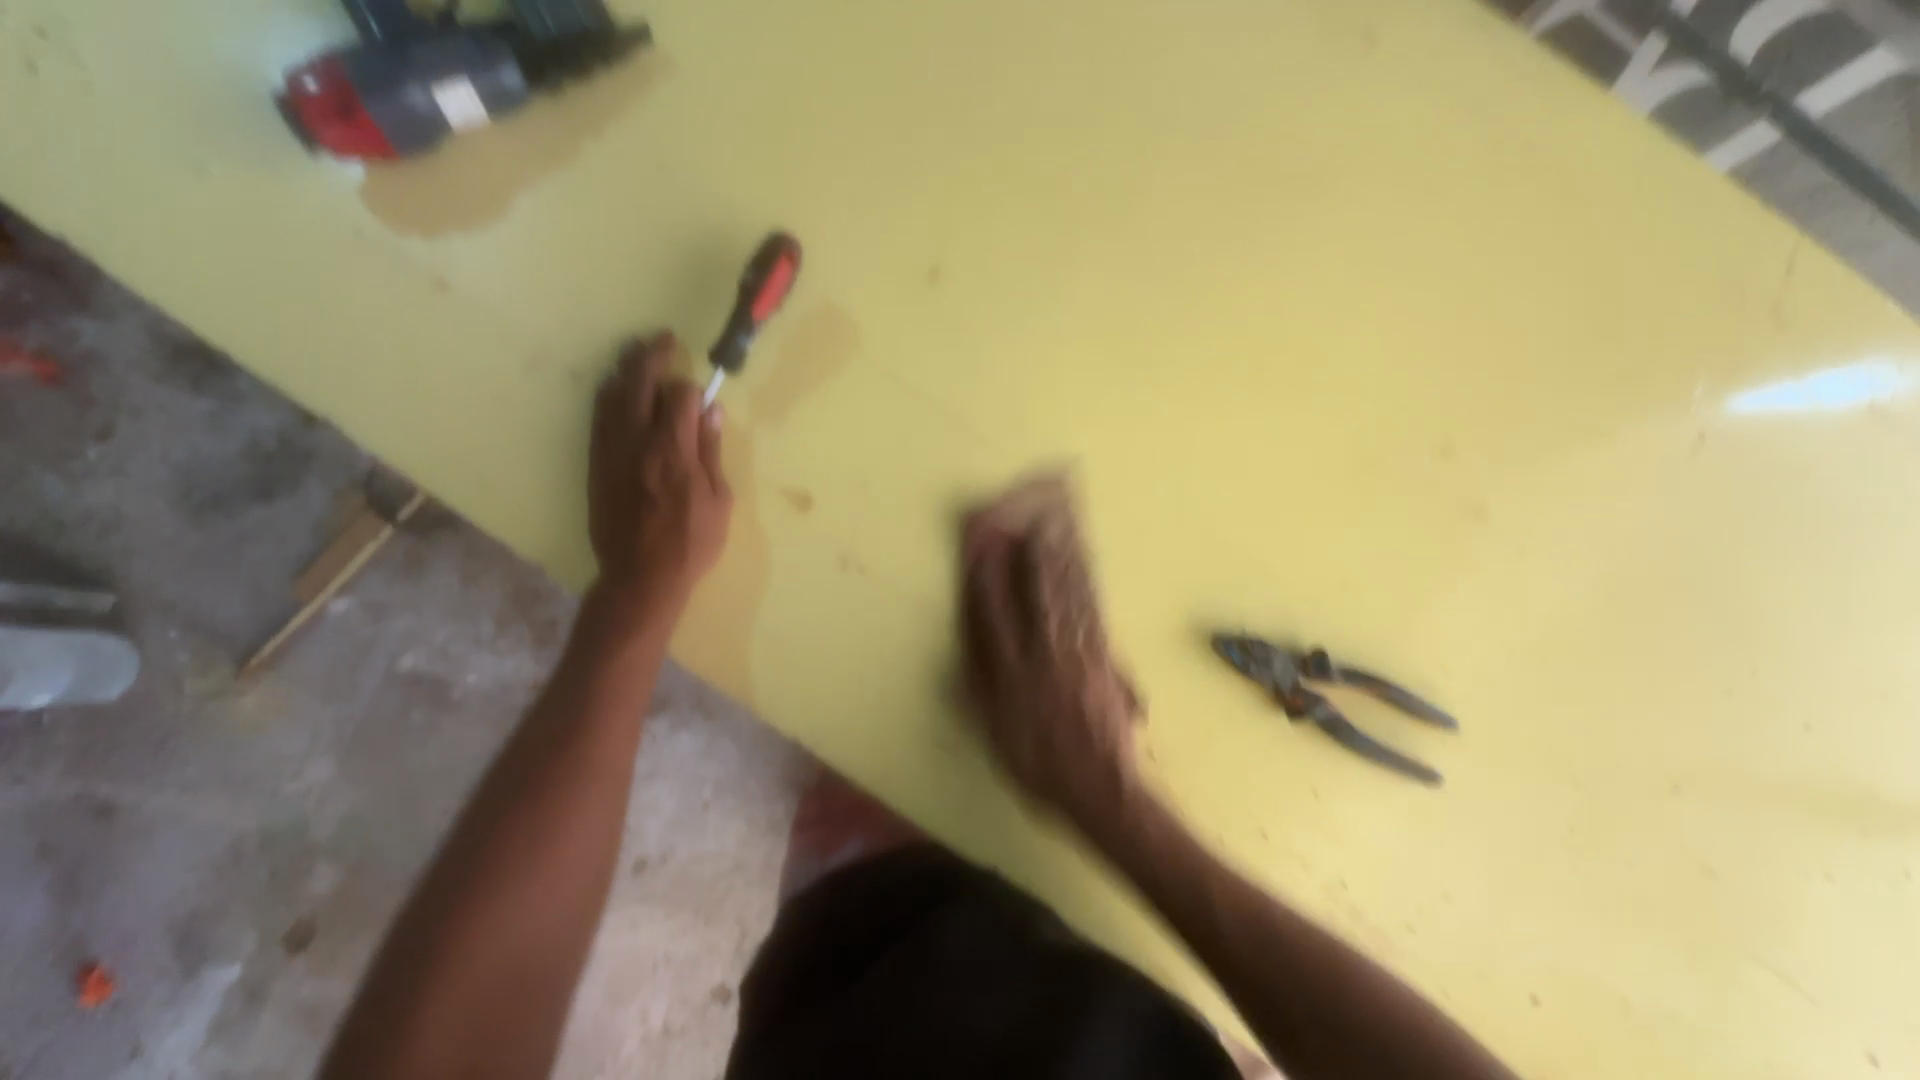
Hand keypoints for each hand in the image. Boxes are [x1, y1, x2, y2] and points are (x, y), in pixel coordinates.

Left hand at [588, 333, 731, 610]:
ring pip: (613, 396)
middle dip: (652, 355)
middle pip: (641, 382)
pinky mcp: (595, 464)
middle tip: (661, 339)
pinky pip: (597, 419)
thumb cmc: (691, 543)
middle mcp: (639, 440)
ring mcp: (612, 451)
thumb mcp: (719, 501)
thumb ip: (712, 452)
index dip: (691, 388)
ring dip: (625, 370)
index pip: (680, 395)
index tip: (698, 394)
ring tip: (634, 355)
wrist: (640, 576)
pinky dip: (606, 398)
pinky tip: (613, 390)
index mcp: (675, 449)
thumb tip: (710, 412)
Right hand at [958, 507, 1141, 829]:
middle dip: (1032, 544)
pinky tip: (1081, 553)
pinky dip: (1084, 573)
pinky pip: (1091, 604)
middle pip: (1035, 588)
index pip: (992, 610)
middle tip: (1032, 506)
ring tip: (1057, 516)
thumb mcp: (994, 733)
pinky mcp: (1104, 652)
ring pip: (1066, 590)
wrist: (1102, 789)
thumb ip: (980, 687)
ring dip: (1061, 549)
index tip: (981, 537)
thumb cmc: (1040, 767)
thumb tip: (970, 642)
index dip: (986, 571)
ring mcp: (1079, 650)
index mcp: (1011, 673)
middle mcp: (1044, 653)